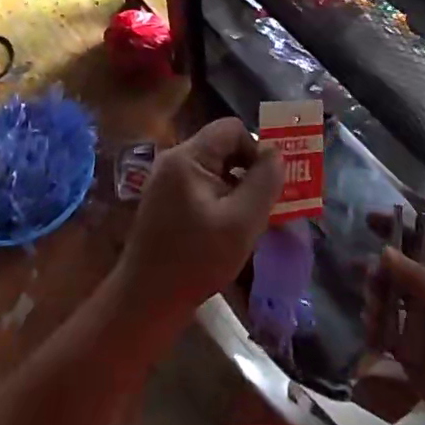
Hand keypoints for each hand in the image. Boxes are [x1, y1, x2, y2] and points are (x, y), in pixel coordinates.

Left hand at [116, 119, 283, 319]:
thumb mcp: (242, 222)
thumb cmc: (196, 259)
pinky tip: (233, 229)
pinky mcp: (166, 201)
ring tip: (256, 221)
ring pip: (215, 169)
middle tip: (271, 204)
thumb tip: (276, 152)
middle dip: (250, 171)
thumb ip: (263, 182)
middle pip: (222, 148)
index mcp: (187, 157)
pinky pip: (202, 187)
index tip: (271, 183)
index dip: (257, 148)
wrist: (148, 295)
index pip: (230, 129)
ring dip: (239, 188)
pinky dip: (223, 200)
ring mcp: (166, 181)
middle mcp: (173, 161)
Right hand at [367, 226, 424, 424]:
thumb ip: (423, 279)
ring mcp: (418, 323)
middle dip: (379, 271)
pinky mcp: (404, 348)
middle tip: (373, 281)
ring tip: (378, 316)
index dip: (400, 230)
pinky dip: (373, 326)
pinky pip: (379, 326)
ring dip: (374, 299)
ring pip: (383, 296)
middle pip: (396, 270)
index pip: (424, 245)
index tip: (370, 220)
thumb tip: (383, 252)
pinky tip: (377, 336)